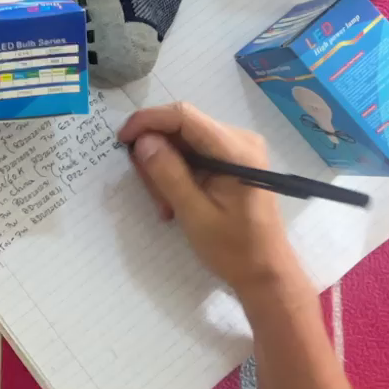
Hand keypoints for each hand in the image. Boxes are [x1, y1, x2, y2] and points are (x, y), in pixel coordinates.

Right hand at [117, 102, 306, 299]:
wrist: (266, 273)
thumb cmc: (234, 249)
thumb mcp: (194, 214)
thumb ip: (168, 174)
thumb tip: (142, 141)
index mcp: (236, 150)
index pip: (183, 116)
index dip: (147, 121)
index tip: (121, 140)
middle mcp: (239, 139)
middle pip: (179, 128)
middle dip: (156, 154)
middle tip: (151, 192)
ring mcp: (235, 148)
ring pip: (180, 141)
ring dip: (163, 168)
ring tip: (165, 205)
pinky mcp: (229, 159)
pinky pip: (190, 152)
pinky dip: (175, 172)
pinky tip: (174, 200)